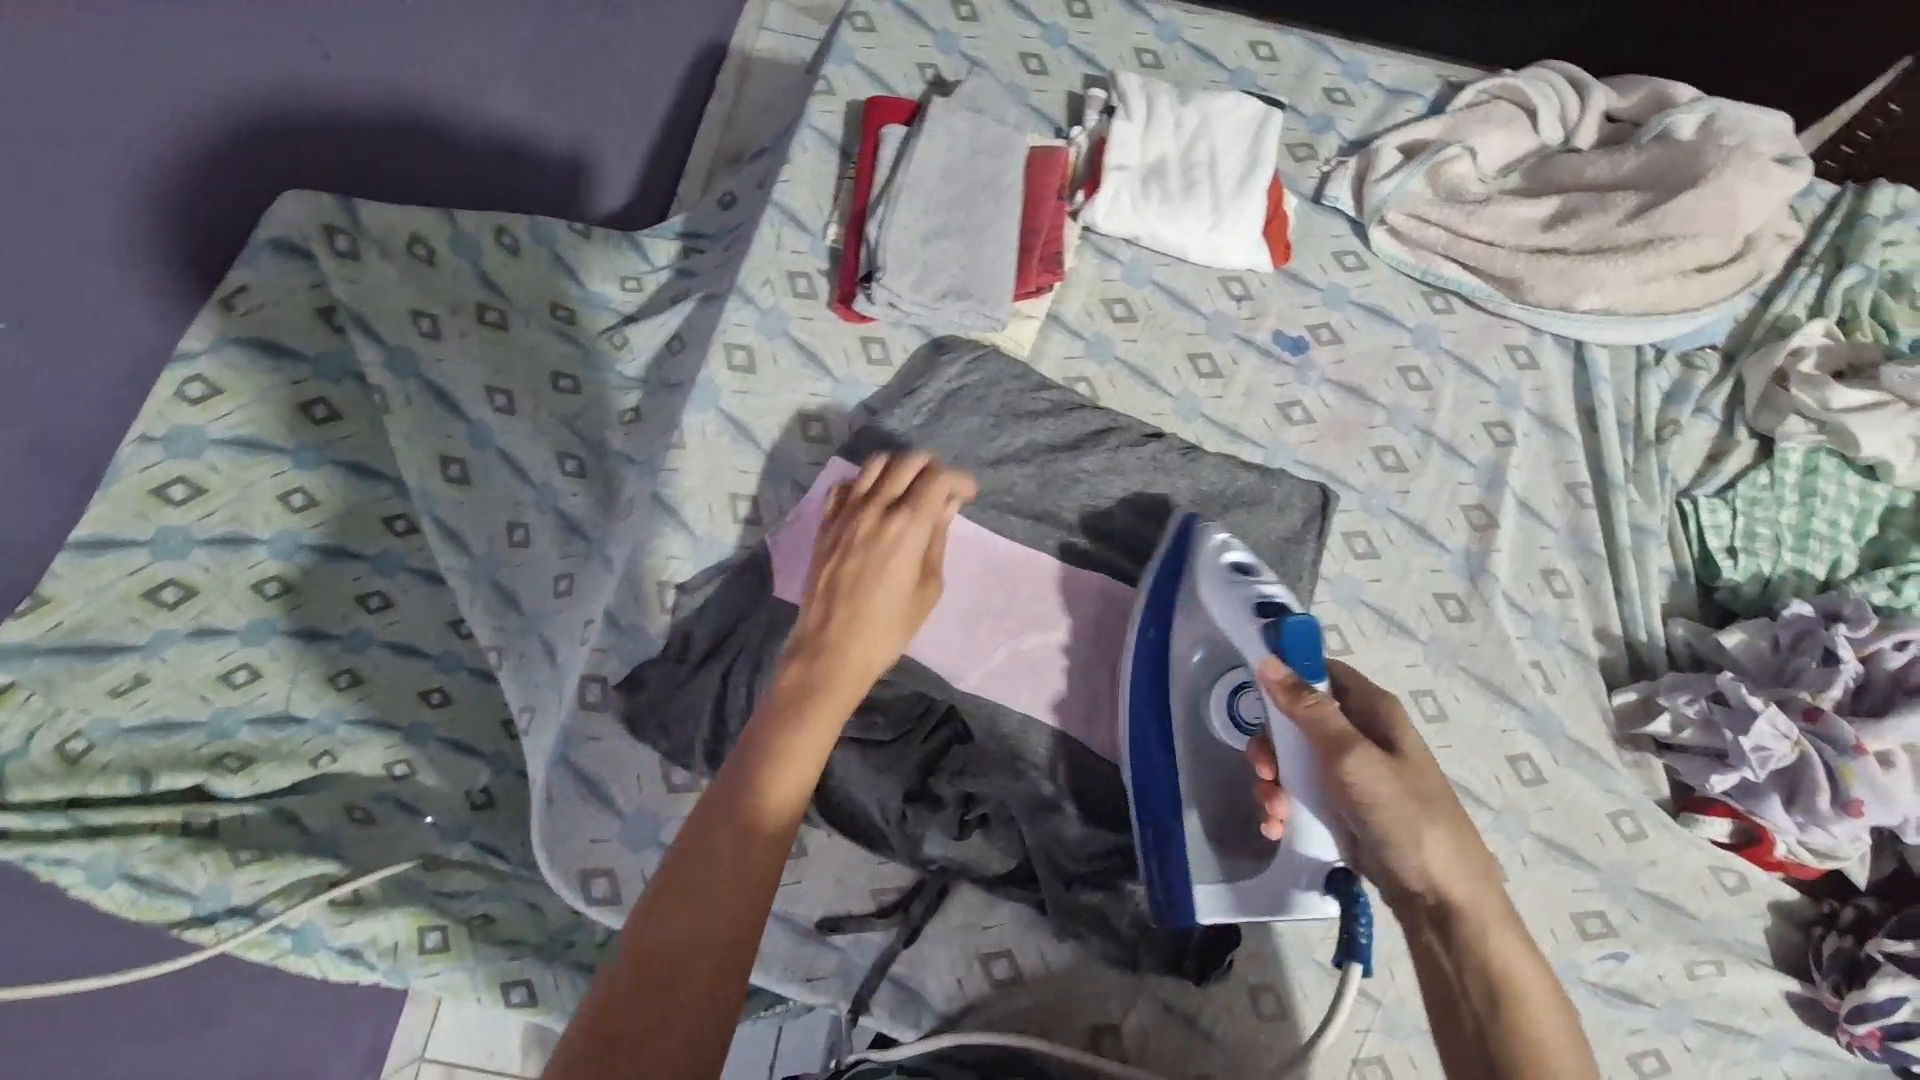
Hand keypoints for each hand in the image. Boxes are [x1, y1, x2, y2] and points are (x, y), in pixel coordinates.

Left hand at [781, 451, 976, 704]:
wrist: (831, 648)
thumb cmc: (889, 627)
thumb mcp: (928, 587)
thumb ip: (937, 539)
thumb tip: (946, 506)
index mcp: (907, 524)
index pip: (939, 478)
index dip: (960, 479)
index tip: (968, 494)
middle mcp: (875, 507)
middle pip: (908, 461)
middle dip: (933, 467)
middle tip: (943, 487)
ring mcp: (846, 512)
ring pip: (875, 464)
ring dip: (899, 468)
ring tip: (909, 488)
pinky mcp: (825, 523)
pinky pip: (845, 485)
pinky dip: (864, 483)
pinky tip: (873, 501)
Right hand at [1245, 657, 1502, 915]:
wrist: (1439, 897)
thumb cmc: (1402, 814)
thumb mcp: (1351, 756)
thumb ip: (1308, 709)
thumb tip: (1268, 661)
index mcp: (1372, 711)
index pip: (1322, 671)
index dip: (1287, 675)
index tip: (1254, 692)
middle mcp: (1360, 735)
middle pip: (1296, 719)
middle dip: (1271, 745)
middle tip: (1263, 769)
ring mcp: (1350, 773)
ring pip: (1291, 759)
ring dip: (1273, 782)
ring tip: (1275, 810)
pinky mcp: (1341, 807)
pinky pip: (1299, 794)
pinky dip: (1282, 807)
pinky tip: (1277, 827)